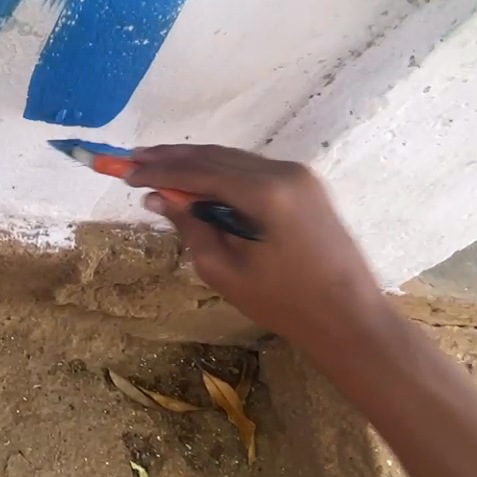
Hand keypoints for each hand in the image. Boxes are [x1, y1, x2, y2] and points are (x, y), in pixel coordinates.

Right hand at [123, 145, 390, 352]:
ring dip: (191, 161)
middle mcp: (283, 172)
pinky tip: (193, 176)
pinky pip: (247, 168)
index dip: (157, 172)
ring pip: (229, 158)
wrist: (351, 319)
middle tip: (131, 159)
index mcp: (264, 193)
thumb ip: (189, 225)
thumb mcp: (222, 269)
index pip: (197, 172)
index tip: (125, 173)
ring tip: (153, 163)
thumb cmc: (284, 302)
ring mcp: (297, 175)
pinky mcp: (303, 184)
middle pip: (213, 156)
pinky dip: (216, 170)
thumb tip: (156, 196)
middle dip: (170, 158)